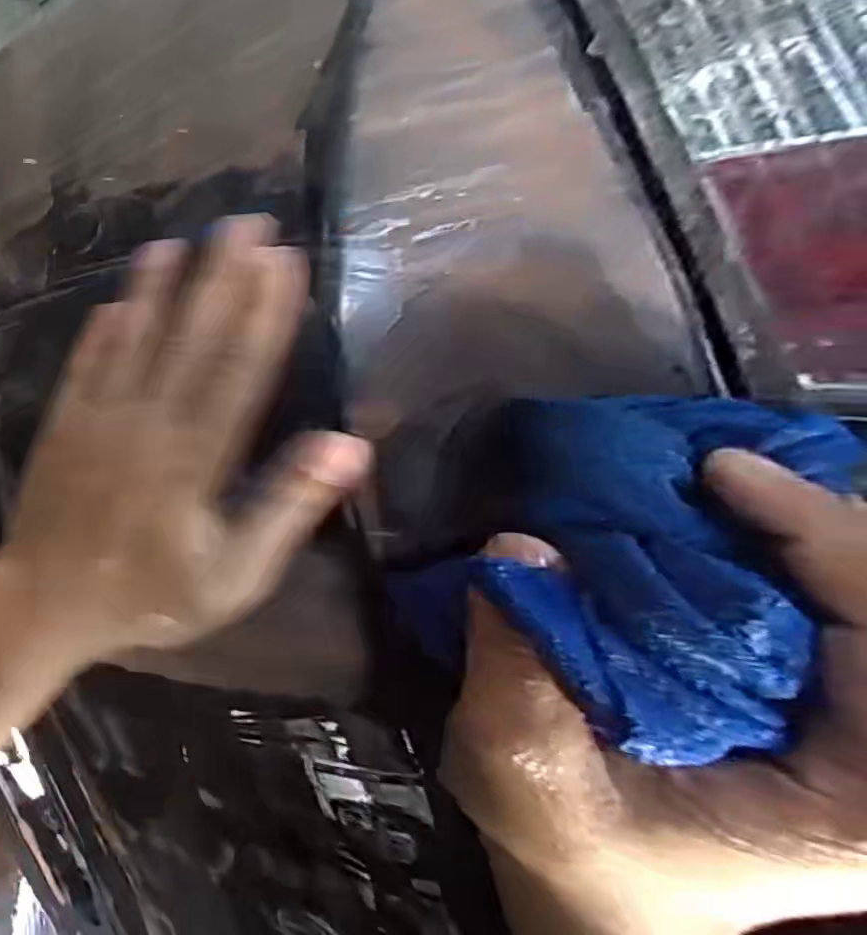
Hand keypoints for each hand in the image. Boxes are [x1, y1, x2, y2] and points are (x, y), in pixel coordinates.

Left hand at [0, 217, 371, 658]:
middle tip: (241, 224)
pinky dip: (96, 337)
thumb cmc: (147, 596)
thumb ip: (285, 508)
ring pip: (132, 346)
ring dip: (154, 293)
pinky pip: (81, 372)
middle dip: (218, 280)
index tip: (282, 261)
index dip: (262, 313)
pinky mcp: (60, 426)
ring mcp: (97, 421)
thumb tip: (347, 445)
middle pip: (189, 343)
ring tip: (173, 242)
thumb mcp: (232, 575)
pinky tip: (112, 302)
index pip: (239, 371)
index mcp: (196, 460)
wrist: (49, 599)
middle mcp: (147, 426)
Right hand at [444, 450, 866, 934]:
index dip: (827, 542)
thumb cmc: (567, 844)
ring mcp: (837, 728)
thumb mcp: (522, 763)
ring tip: (710, 476)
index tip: (725, 472)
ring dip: (793, 533)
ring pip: (851, 608)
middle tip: (712, 461)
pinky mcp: (788, 707)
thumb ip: (517, 663)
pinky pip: (800, 617)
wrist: (591, 888)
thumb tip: (517, 545)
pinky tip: (702, 522)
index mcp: (865, 794)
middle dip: (818, 523)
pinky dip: (760, 558)